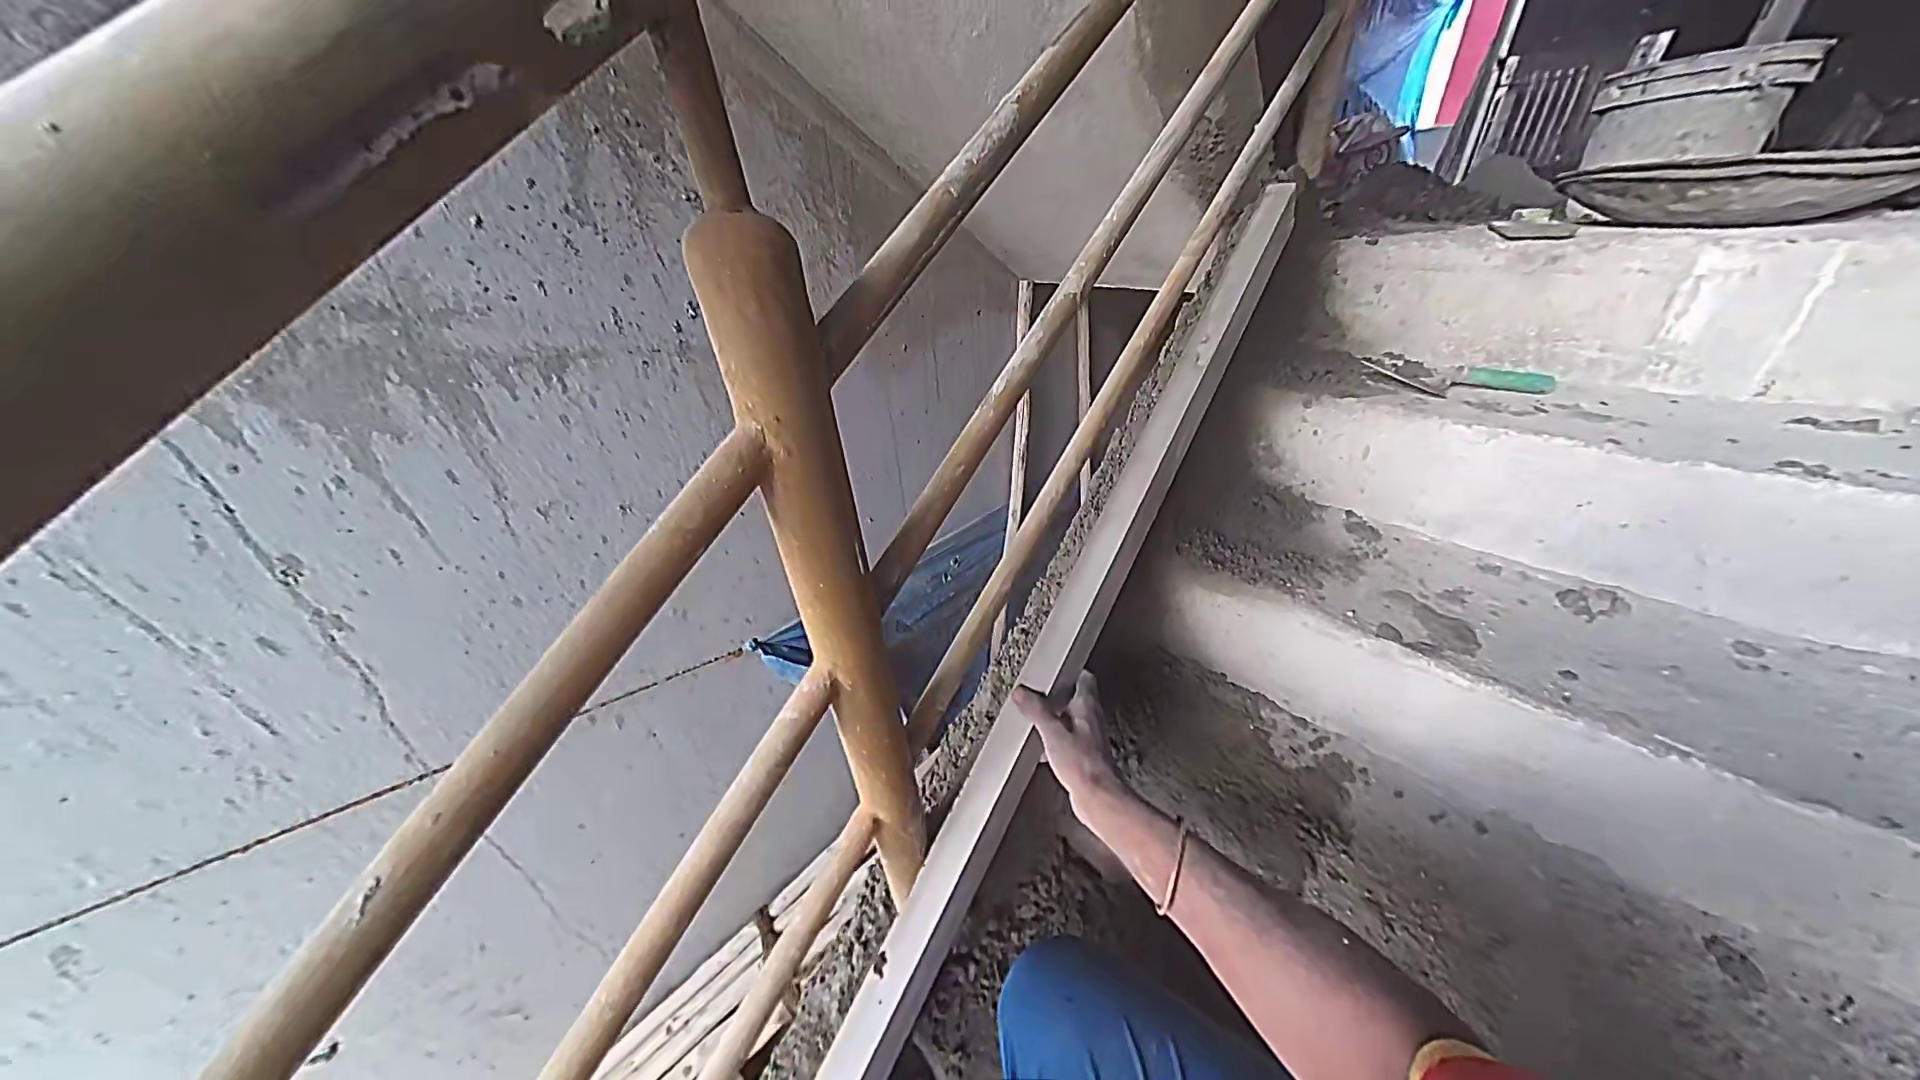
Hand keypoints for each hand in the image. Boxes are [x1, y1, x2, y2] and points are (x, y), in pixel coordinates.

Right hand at [1012, 670, 1120, 801]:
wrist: (1097, 797)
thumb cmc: (1082, 764)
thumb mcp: (1051, 732)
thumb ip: (1037, 710)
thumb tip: (1022, 693)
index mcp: (1087, 707)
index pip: (1085, 680)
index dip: (1071, 674)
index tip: (1055, 672)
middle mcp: (1092, 720)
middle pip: (1077, 700)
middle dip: (1059, 698)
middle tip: (1040, 696)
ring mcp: (1090, 739)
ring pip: (1072, 722)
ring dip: (1057, 721)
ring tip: (1038, 721)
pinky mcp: (1086, 758)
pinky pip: (1069, 742)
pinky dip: (1056, 742)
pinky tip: (1044, 751)